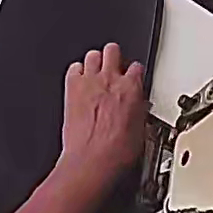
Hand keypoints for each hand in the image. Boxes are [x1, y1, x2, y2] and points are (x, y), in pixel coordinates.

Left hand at [55, 43, 147, 192]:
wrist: (91, 162)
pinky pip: (73, 68)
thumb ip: (139, 111)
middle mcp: (111, 80)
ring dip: (95, 63)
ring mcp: (90, 82)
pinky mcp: (72, 89)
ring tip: (95, 73)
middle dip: (113, 57)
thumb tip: (139, 109)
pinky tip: (79, 80)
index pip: (136, 67)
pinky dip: (76, 72)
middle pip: (112, 50)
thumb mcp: (140, 131)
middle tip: (113, 68)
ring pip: (92, 55)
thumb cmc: (115, 153)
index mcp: (132, 89)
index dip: (133, 73)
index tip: (131, 78)